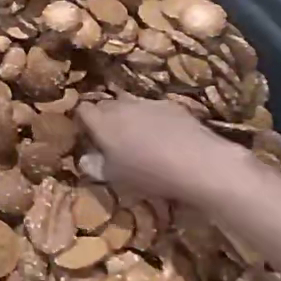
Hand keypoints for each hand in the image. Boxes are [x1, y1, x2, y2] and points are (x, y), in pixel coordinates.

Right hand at [76, 96, 258, 201]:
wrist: (198, 163)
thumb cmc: (147, 172)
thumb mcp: (115, 177)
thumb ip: (95, 166)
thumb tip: (84, 160)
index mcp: (101, 122)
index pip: (82, 110)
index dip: (82, 120)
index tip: (86, 135)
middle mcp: (120, 106)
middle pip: (104, 104)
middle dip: (104, 116)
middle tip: (110, 137)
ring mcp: (147, 103)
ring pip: (129, 104)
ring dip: (128, 115)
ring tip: (137, 136)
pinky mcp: (172, 105)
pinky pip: (153, 108)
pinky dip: (152, 118)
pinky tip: (163, 136)